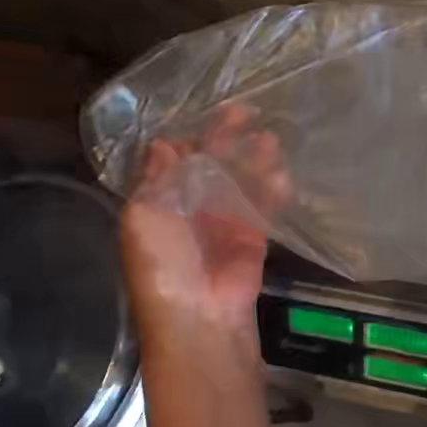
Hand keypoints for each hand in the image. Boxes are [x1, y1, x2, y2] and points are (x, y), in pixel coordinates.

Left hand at [119, 104, 291, 341]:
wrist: (200, 314)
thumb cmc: (163, 263)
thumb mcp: (143, 216)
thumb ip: (156, 177)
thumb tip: (164, 142)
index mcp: (159, 200)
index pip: (174, 158)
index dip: (190, 134)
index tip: (207, 113)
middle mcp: (192, 206)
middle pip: (211, 163)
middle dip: (226, 137)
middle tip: (246, 112)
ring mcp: (224, 220)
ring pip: (241, 180)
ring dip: (254, 158)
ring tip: (270, 139)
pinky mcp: (254, 236)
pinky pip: (264, 205)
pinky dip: (274, 188)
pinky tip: (282, 172)